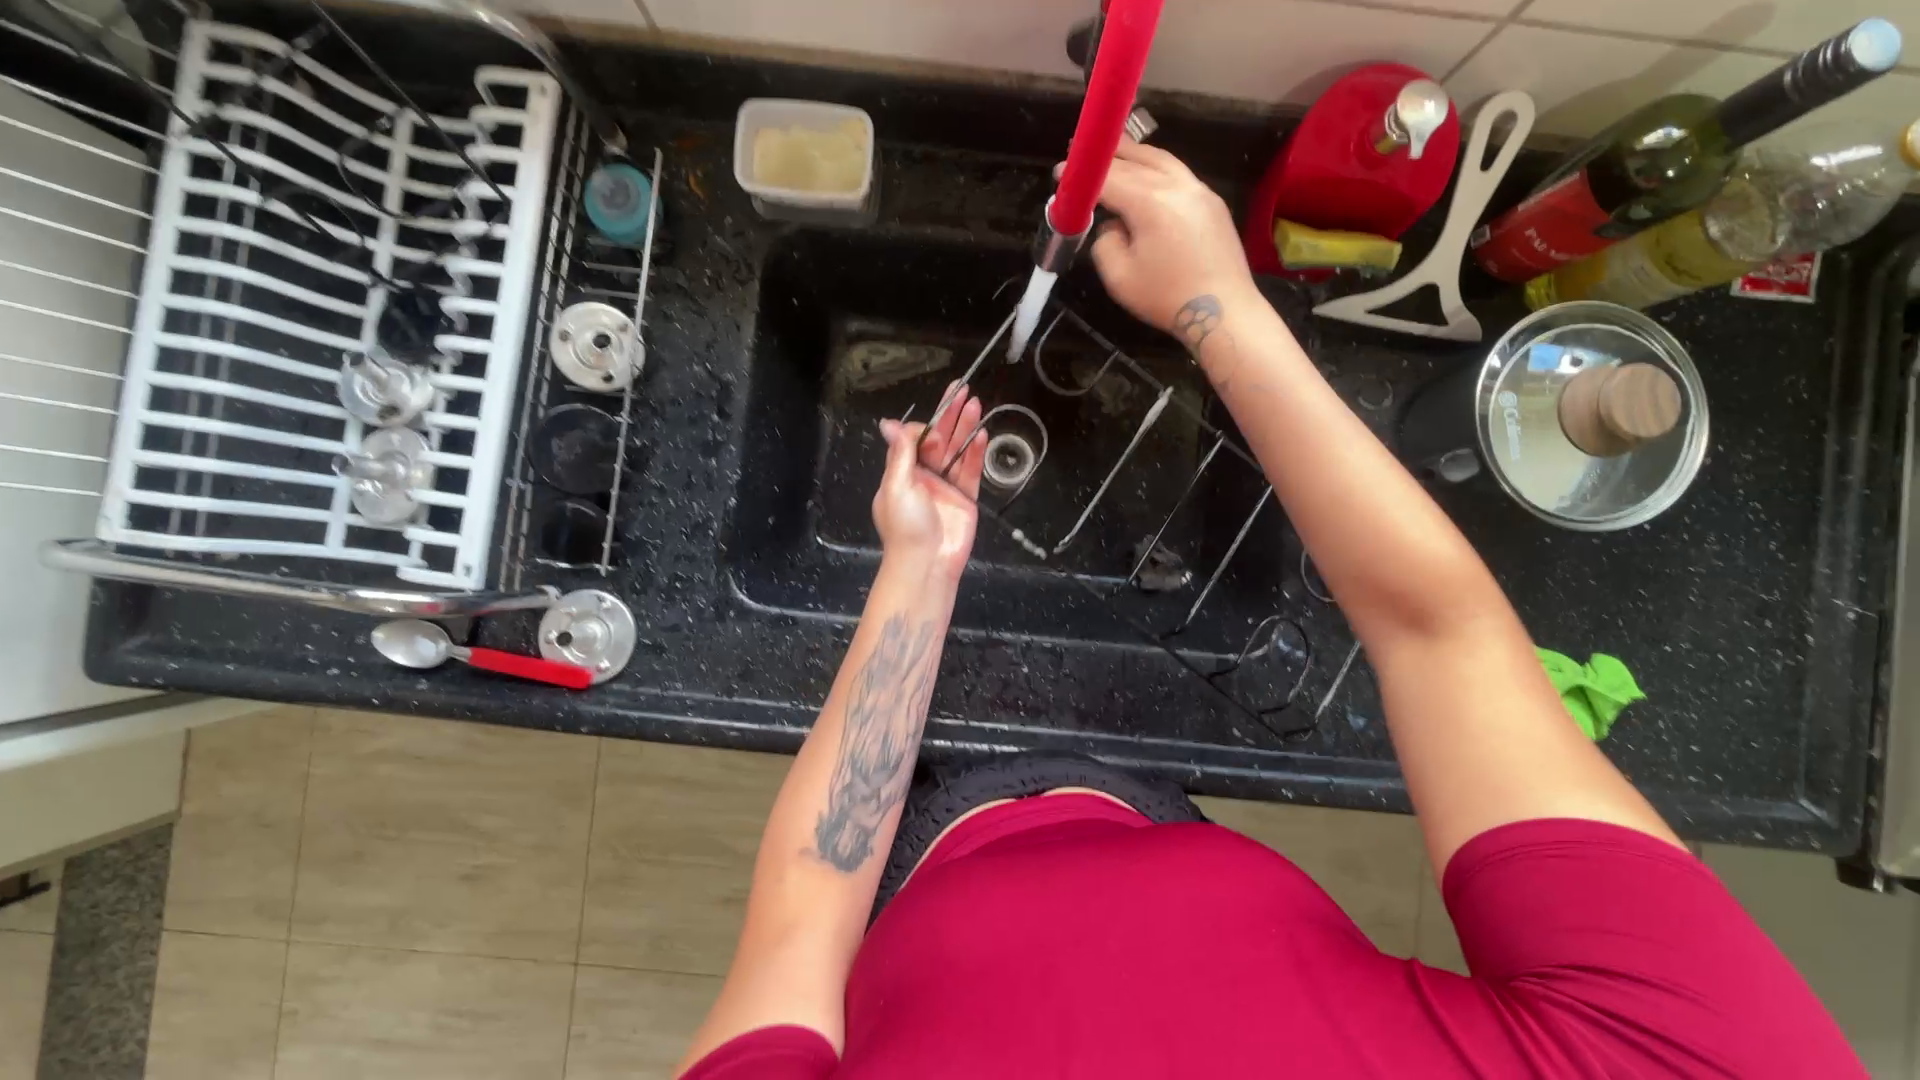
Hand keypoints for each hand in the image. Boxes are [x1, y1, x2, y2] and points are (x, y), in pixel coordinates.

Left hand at [872, 384, 985, 579]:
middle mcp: (924, 476)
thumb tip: (889, 423)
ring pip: (958, 450)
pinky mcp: (966, 498)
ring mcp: (946, 486)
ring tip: (975, 403)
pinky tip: (982, 433)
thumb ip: (899, 453)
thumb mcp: (896, 486)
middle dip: (949, 415)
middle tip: (961, 389)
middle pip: (939, 439)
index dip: (925, 426)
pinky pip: (972, 470)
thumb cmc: (905, 526)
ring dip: (965, 427)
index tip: (931, 422)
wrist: (927, 564)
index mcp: (902, 473)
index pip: (914, 440)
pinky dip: (977, 452)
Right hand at [1074, 143, 1257, 346]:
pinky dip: (1157, 168)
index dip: (1083, 176)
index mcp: (1150, 202)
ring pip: (1162, 160)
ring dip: (1136, 155)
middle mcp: (1176, 186)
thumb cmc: (1167, 297)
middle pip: (1136, 161)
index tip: (1062, 173)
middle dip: (1108, 157)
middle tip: (1086, 157)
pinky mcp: (1212, 202)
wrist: (1223, 311)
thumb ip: (1105, 243)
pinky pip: (1179, 174)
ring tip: (1118, 153)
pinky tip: (1149, 176)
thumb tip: (1113, 226)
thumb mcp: (1119, 278)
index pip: (1109, 178)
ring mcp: (1199, 190)